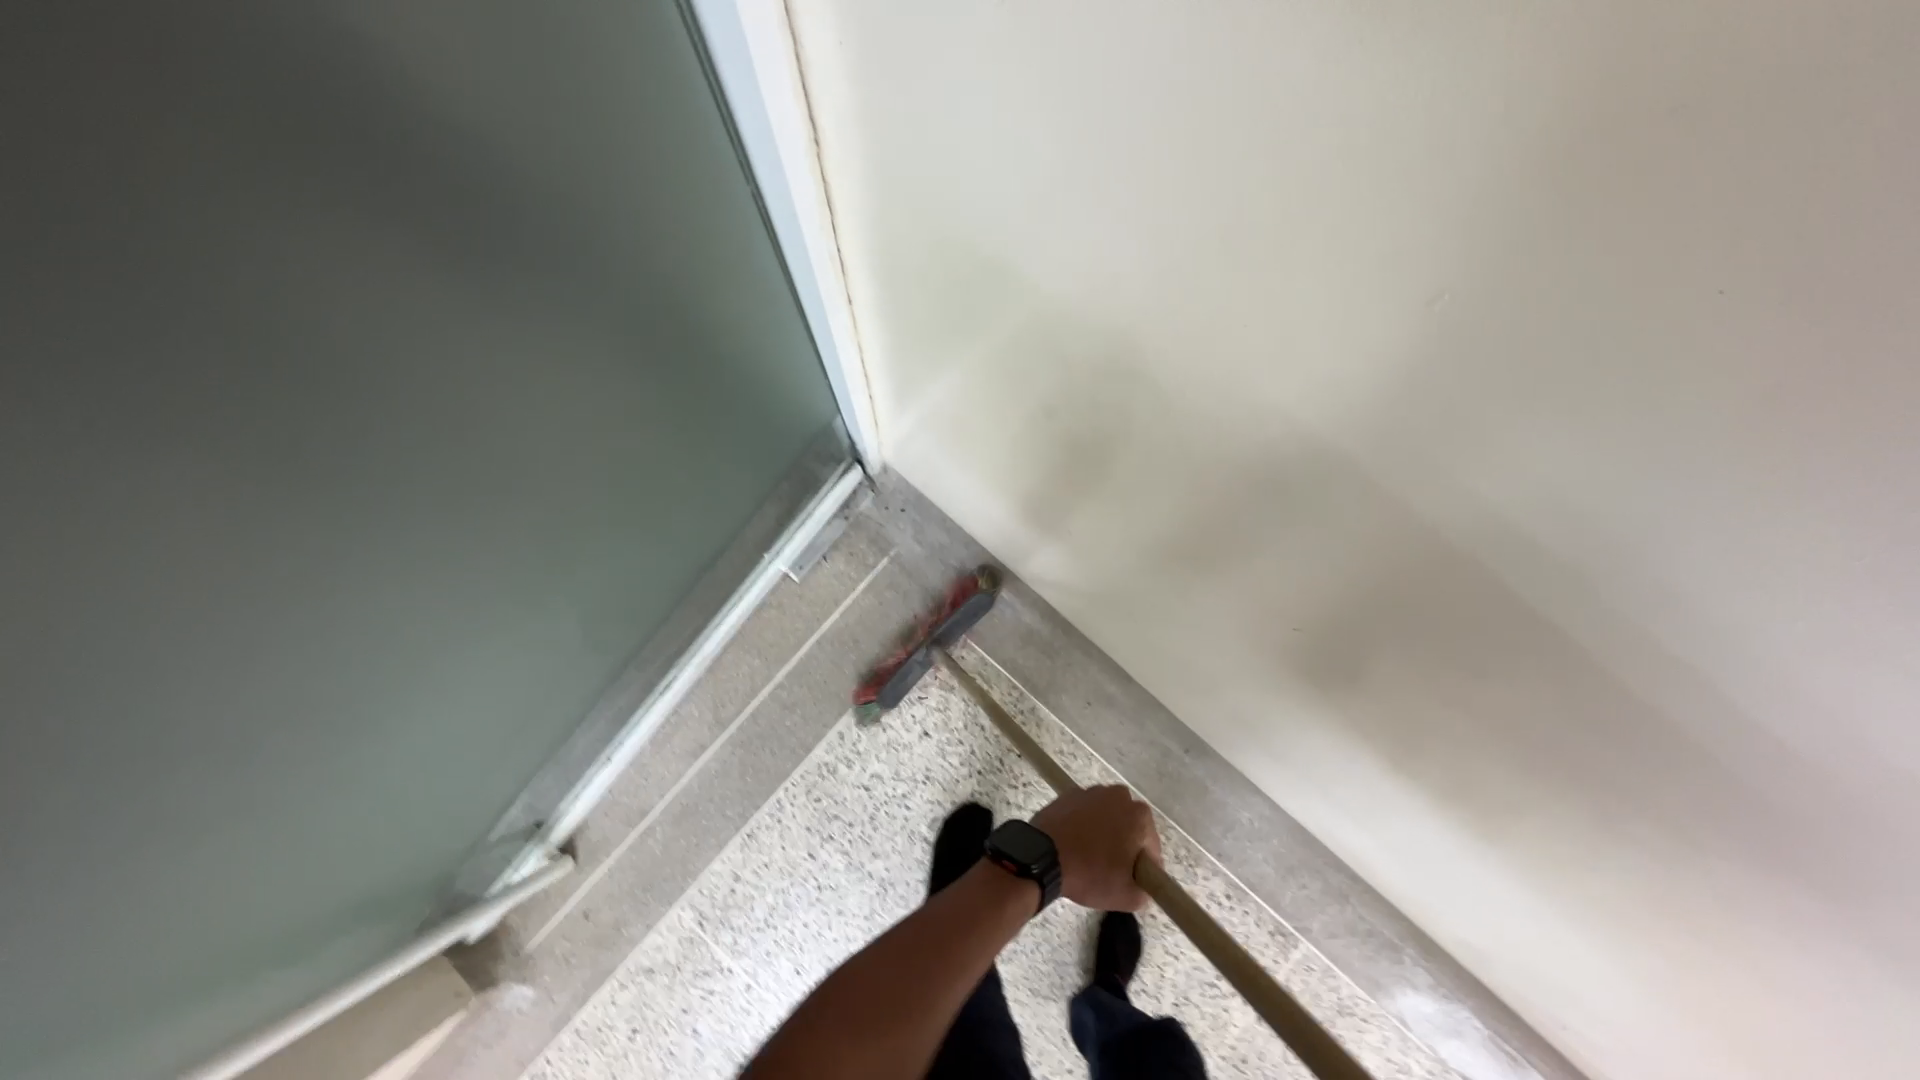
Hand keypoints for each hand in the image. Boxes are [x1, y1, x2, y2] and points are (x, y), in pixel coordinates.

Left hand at [1030, 785, 1160, 911]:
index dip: (1144, 869)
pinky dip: (1084, 825)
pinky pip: (1085, 813)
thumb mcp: (1127, 896)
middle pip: (1130, 828)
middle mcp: (1119, 796)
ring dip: (1104, 834)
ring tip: (1090, 857)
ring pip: (1107, 818)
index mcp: (1140, 816)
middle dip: (1125, 847)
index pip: (1151, 848)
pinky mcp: (1069, 794)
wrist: (1042, 856)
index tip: (1131, 882)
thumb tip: (1144, 885)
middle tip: (1111, 871)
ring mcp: (1092, 792)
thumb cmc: (1090, 873)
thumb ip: (1146, 891)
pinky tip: (1075, 844)